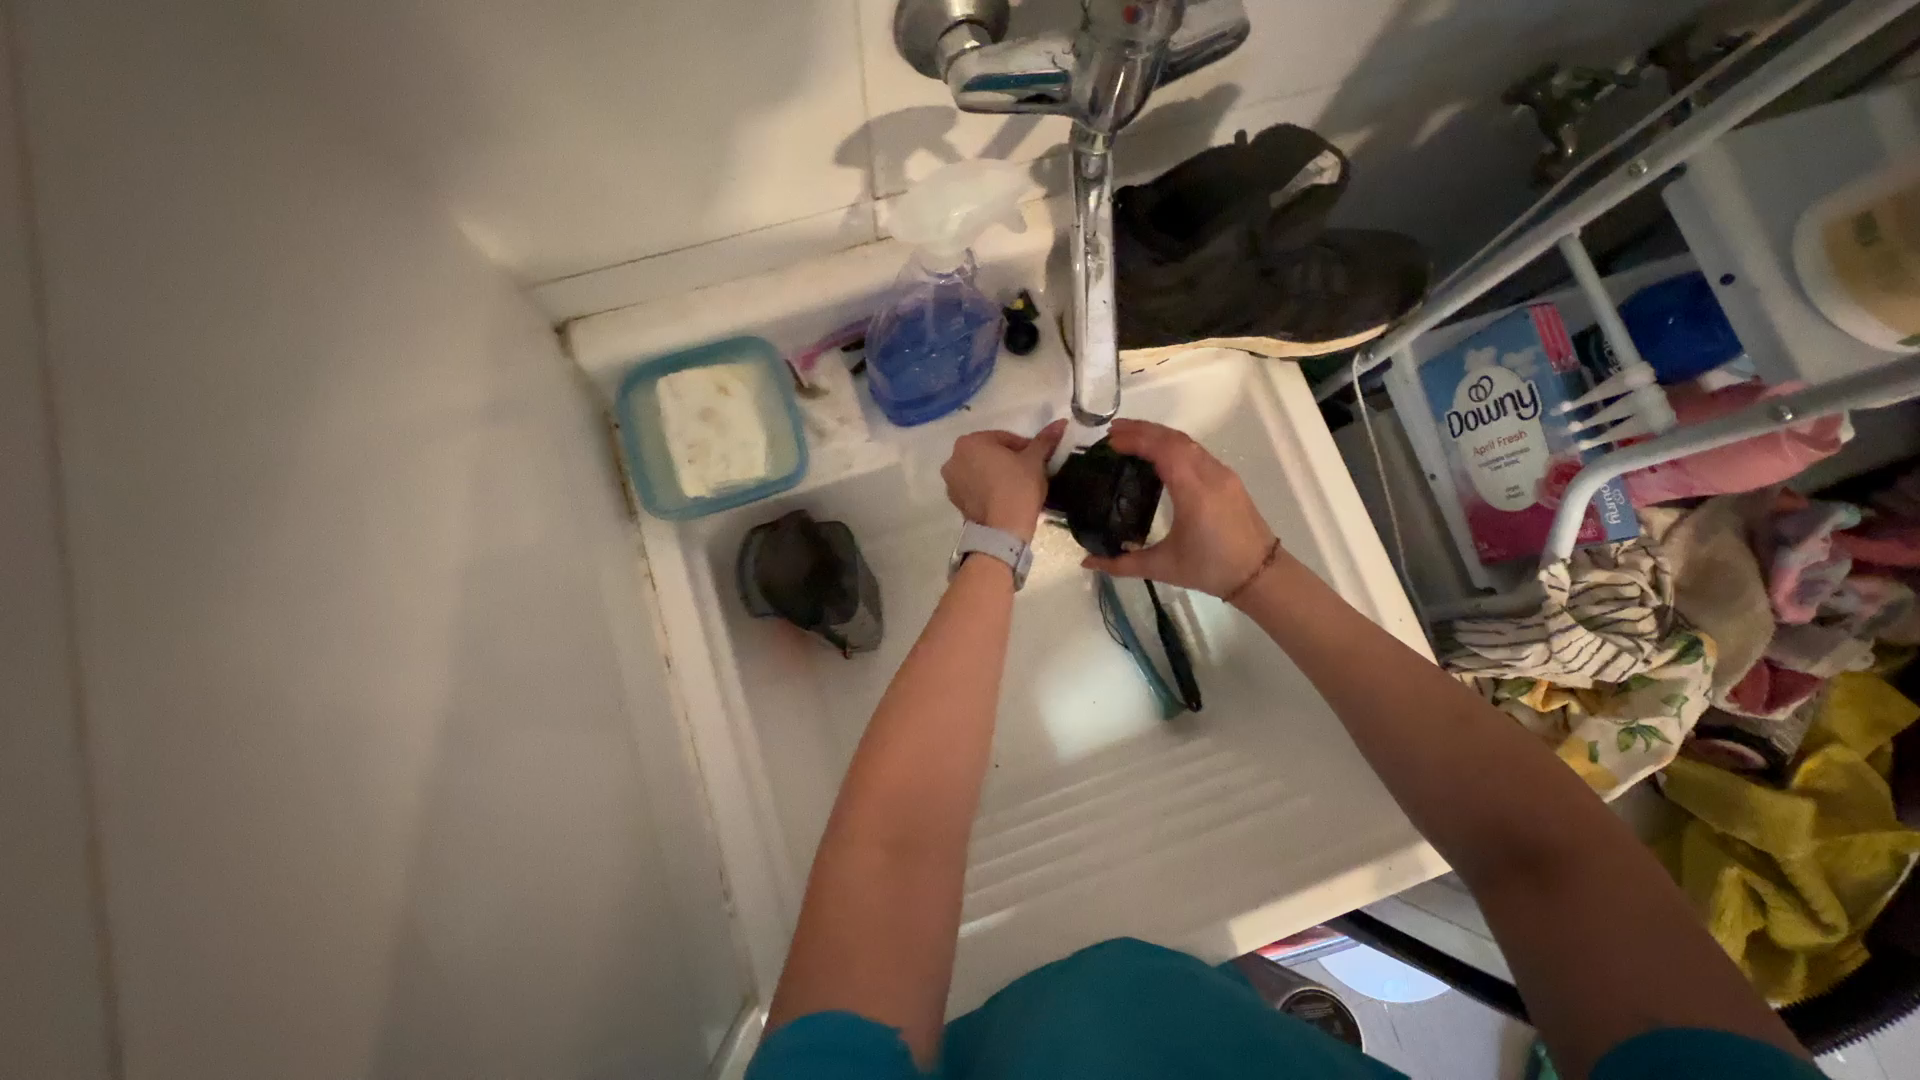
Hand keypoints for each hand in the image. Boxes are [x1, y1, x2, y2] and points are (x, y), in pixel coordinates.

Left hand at [941, 419, 1066, 542]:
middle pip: (989, 453)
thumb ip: (1045, 440)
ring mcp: (951, 482)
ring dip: (997, 474)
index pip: (1003, 438)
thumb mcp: (1034, 460)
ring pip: (980, 471)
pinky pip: (975, 489)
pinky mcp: (955, 502)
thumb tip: (1061, 422)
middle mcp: (954, 459)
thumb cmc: (1018, 487)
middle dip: (1008, 460)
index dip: (1024, 447)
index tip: (1038, 459)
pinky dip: (988, 489)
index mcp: (970, 442)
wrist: (1003, 530)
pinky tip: (1005, 498)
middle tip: (1029, 472)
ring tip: (1017, 487)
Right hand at [1080, 419, 1279, 598]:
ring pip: (1188, 442)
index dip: (1135, 439)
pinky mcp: (1229, 480)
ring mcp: (1222, 475)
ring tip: (1131, 439)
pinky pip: (1197, 452)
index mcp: (1193, 491)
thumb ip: (1122, 563)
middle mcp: (1210, 475)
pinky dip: (1174, 446)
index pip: (1163, 450)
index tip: (1109, 439)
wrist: (1261, 574)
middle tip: (1112, 432)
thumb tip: (1087, 562)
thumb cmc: (1211, 569)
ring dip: (1159, 435)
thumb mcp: (1163, 567)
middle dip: (1143, 430)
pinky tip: (1159, 456)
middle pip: (1174, 438)